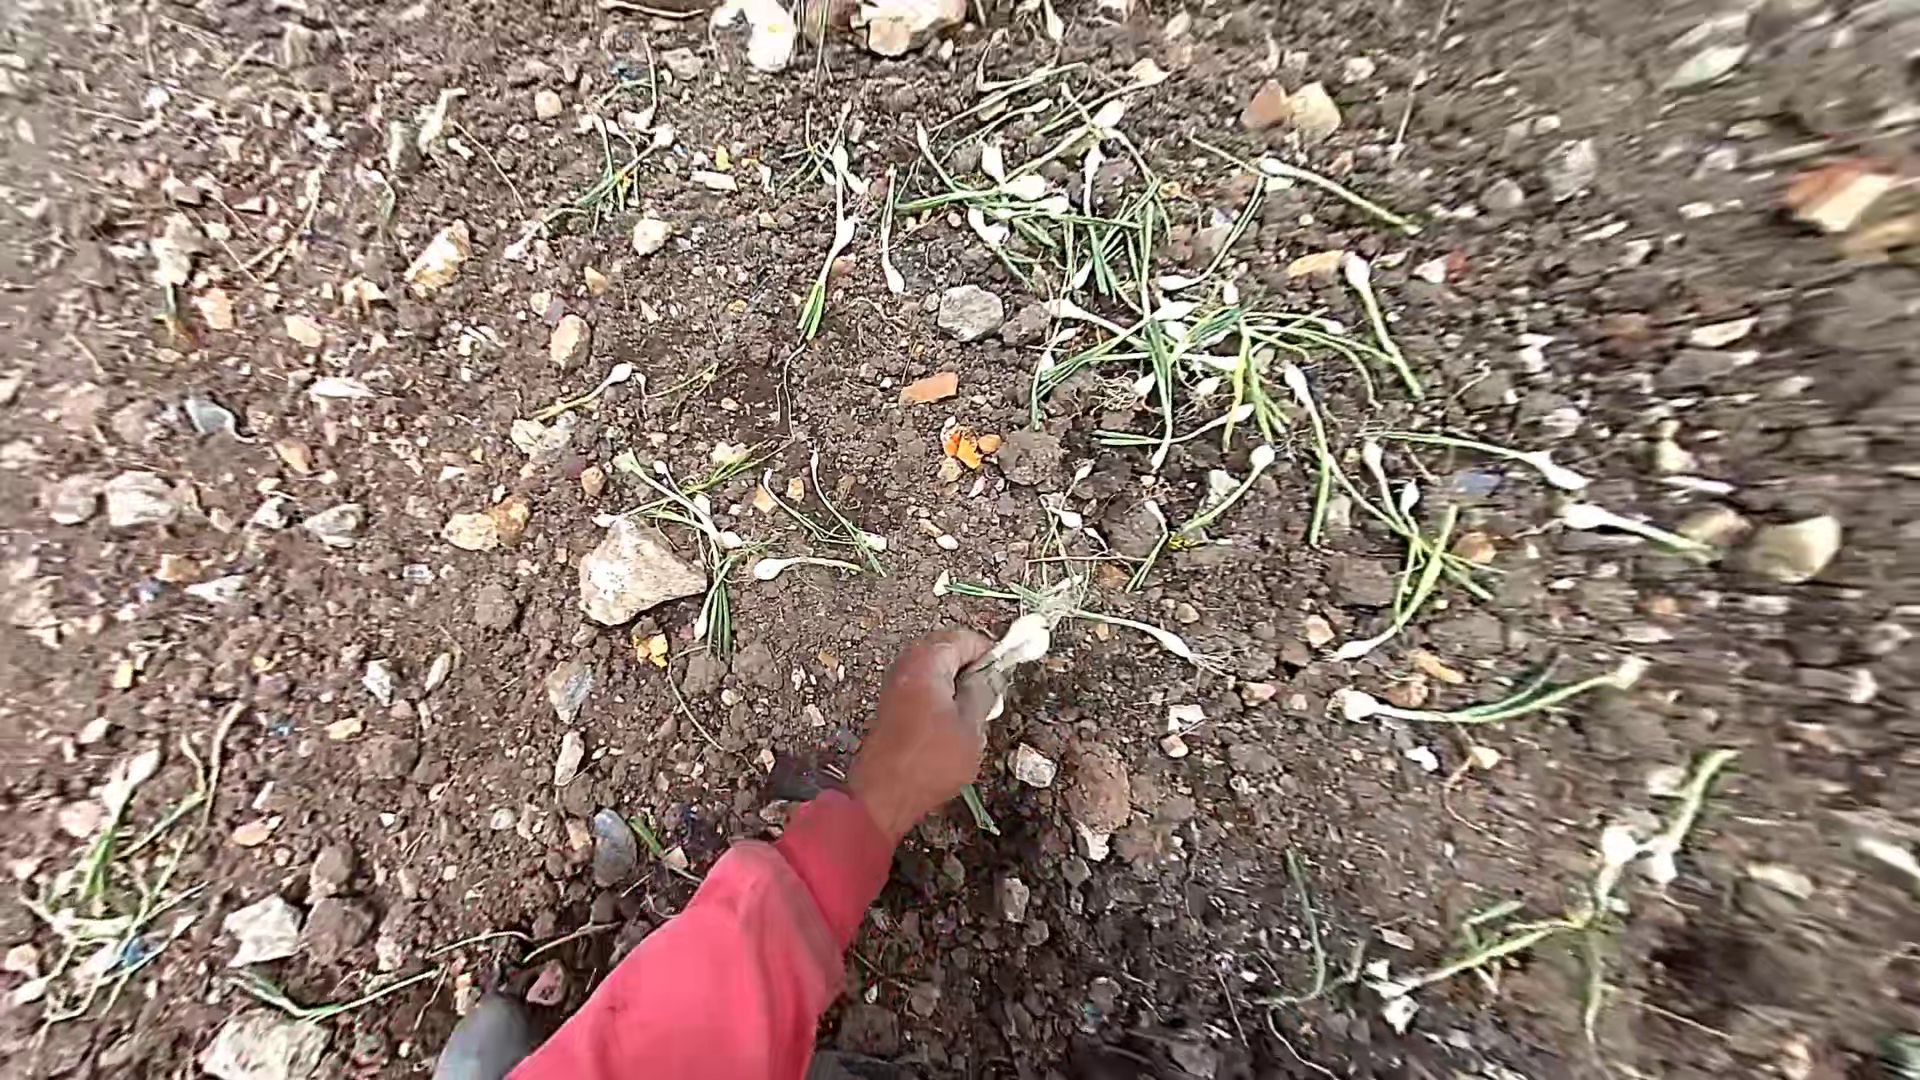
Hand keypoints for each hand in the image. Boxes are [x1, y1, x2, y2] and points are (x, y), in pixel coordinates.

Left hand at [848, 629, 996, 843]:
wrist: (883, 795)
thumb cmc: (930, 760)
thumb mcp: (970, 724)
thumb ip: (983, 690)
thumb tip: (992, 673)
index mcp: (926, 660)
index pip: (965, 639)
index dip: (989, 654)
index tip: (1003, 678)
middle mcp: (907, 664)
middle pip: (949, 651)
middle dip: (973, 670)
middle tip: (991, 697)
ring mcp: (897, 683)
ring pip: (938, 671)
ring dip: (958, 686)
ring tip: (974, 715)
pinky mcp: (893, 704)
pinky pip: (925, 687)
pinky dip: (942, 698)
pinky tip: (952, 726)